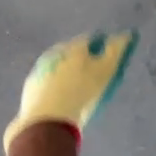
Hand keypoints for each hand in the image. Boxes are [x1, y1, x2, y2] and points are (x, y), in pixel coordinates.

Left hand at [2, 31, 136, 155]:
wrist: (47, 122)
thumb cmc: (82, 92)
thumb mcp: (107, 70)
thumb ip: (117, 50)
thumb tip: (126, 34)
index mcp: (73, 47)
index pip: (89, 40)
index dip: (100, 45)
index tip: (107, 54)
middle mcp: (54, 54)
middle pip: (70, 52)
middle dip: (80, 58)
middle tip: (91, 72)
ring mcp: (39, 71)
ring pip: (56, 67)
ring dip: (65, 72)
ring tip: (76, 87)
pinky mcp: (29, 89)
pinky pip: (46, 83)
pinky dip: (53, 86)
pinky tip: (60, 98)